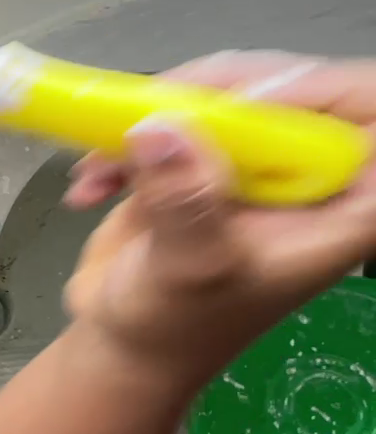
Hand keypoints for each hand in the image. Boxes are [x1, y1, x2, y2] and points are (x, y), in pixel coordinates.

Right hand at [61, 52, 375, 385]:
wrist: (124, 342)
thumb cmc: (178, 323)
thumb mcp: (191, 266)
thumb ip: (185, 200)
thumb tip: (159, 127)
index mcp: (348, 194)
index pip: (365, 109)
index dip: (310, 91)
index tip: (235, 107)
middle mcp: (301, 171)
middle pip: (278, 91)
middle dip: (203, 99)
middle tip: (144, 112)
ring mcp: (241, 167)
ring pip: (207, 103)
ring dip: (139, 127)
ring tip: (95, 168)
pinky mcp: (186, 168)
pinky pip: (156, 130)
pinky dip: (112, 151)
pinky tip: (87, 188)